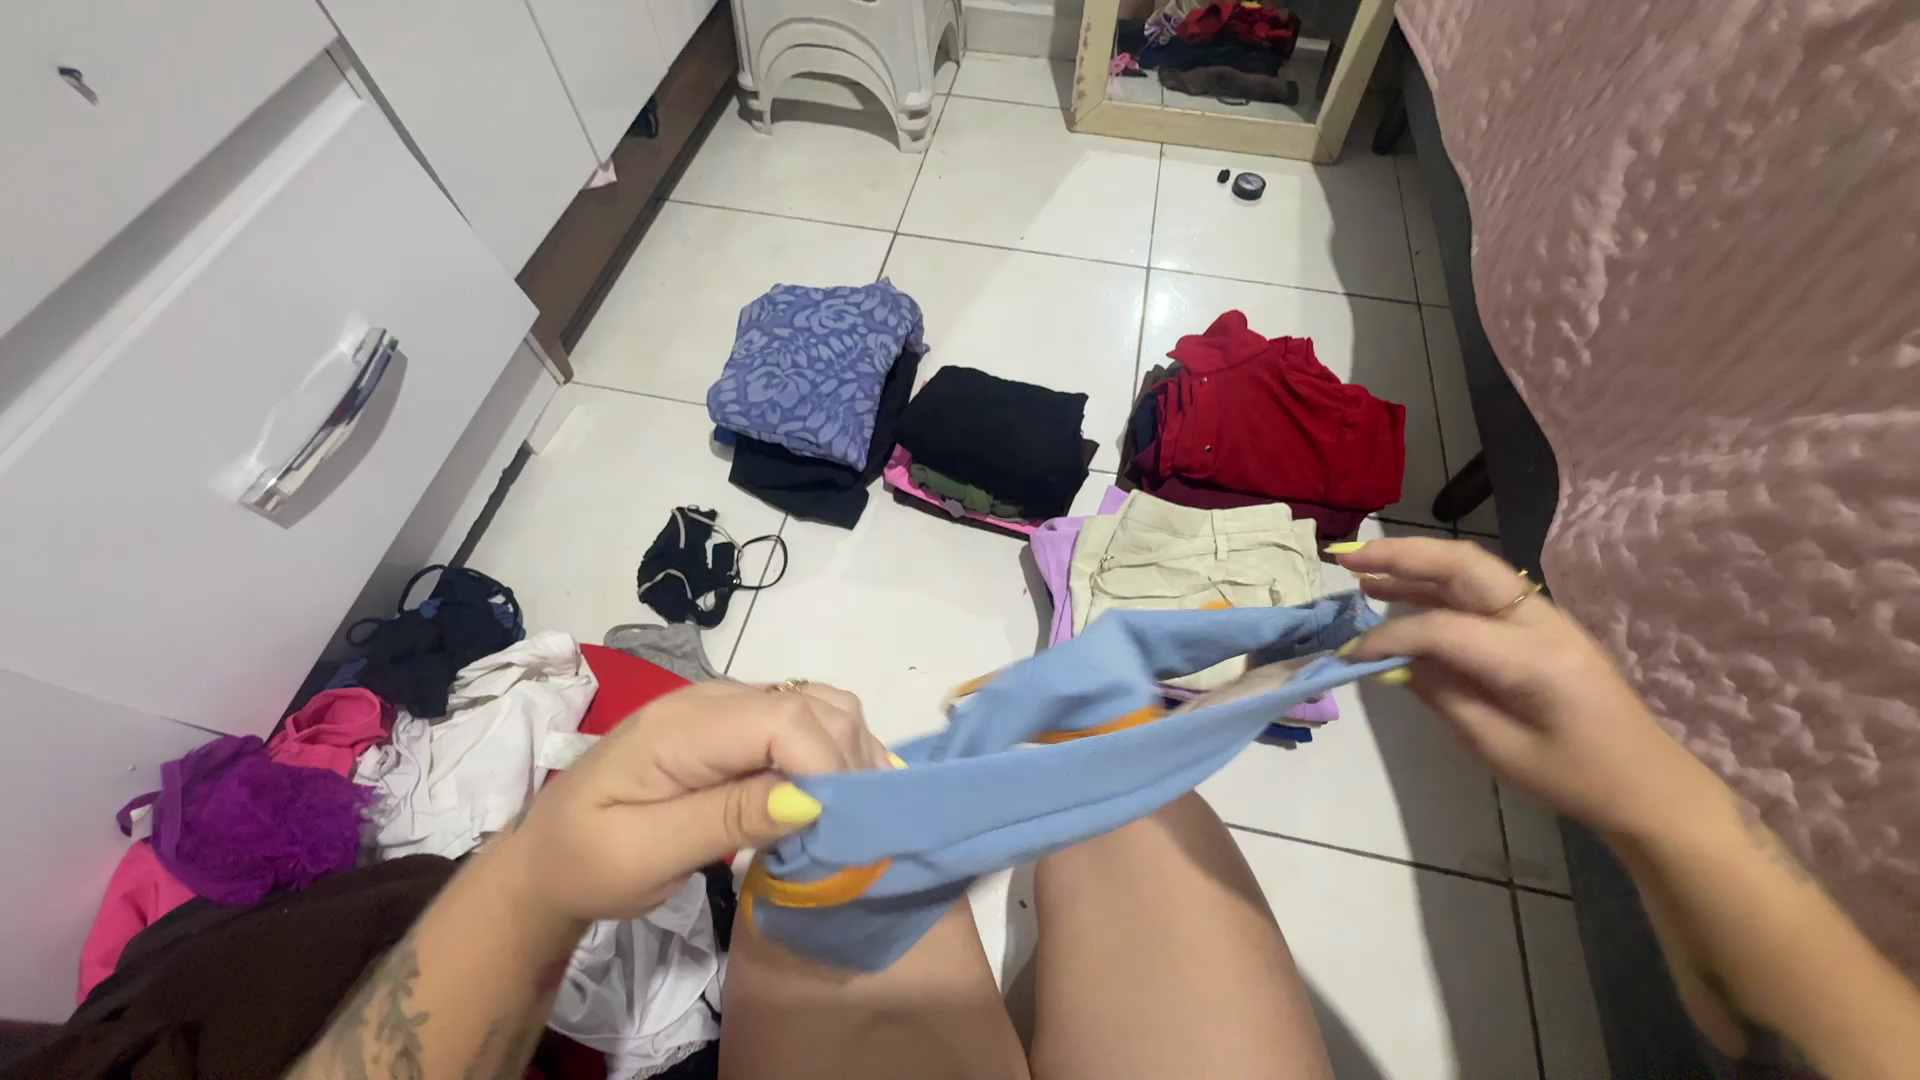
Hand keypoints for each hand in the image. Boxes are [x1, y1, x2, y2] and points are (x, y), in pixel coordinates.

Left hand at [498, 680, 892, 923]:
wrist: (547, 855)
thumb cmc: (586, 863)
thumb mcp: (643, 856)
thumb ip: (726, 820)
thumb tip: (810, 801)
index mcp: (681, 727)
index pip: (783, 719)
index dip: (824, 766)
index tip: (834, 829)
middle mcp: (714, 699)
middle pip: (813, 707)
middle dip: (845, 765)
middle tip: (849, 833)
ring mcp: (730, 706)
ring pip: (823, 705)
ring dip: (849, 755)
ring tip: (848, 816)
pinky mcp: (741, 722)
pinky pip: (810, 717)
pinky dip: (839, 749)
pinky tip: (841, 793)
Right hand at [1334, 537, 1722, 836]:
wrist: (1649, 784)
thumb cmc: (1573, 777)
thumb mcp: (1496, 747)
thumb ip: (1440, 693)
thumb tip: (1389, 661)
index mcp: (1534, 660)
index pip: (1442, 630)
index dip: (1387, 638)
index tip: (1348, 655)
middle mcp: (1540, 622)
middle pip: (1462, 565)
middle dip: (1401, 555)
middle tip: (1348, 559)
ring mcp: (1542, 616)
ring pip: (1469, 568)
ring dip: (1413, 562)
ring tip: (1360, 568)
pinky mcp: (1536, 623)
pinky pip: (1477, 589)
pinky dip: (1432, 582)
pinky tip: (1396, 589)